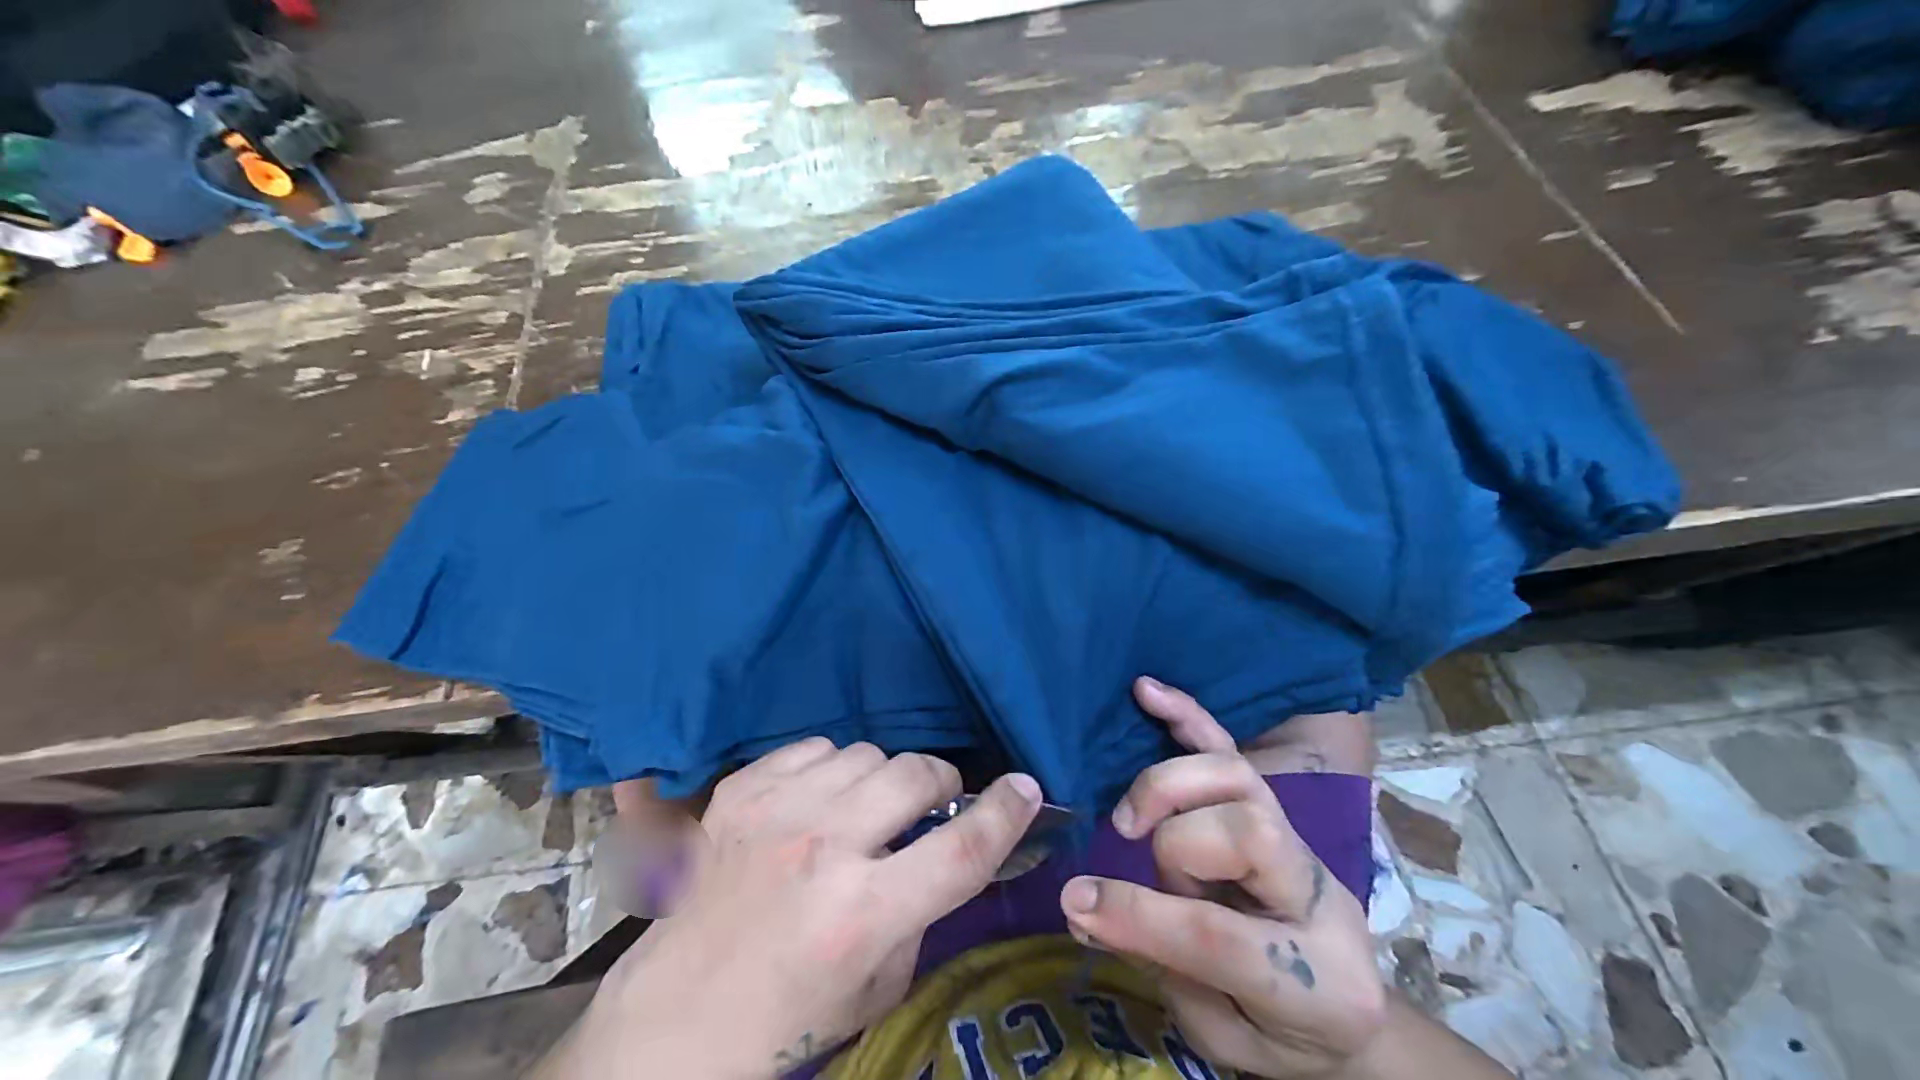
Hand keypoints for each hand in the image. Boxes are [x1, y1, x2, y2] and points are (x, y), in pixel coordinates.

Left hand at [549, 739, 1042, 1078]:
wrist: (672, 1020)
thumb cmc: (785, 1022)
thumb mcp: (879, 987)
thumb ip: (921, 910)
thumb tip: (947, 849)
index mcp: (862, 915)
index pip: (962, 848)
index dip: (1006, 812)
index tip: (1027, 788)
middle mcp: (821, 850)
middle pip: (915, 775)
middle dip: (942, 785)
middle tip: (936, 805)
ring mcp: (774, 813)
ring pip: (867, 753)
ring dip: (884, 780)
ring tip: (868, 810)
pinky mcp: (739, 794)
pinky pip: (815, 747)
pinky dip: (831, 769)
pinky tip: (819, 802)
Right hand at [1061, 678, 1386, 1077]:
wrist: (1343, 1005)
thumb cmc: (1278, 1033)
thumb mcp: (1222, 1037)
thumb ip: (1162, 969)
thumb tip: (1083, 908)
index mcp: (1316, 982)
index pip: (1221, 935)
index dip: (1138, 913)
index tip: (1075, 899)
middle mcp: (1316, 895)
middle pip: (1245, 832)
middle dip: (1175, 845)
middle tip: (1139, 865)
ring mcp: (1299, 840)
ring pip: (1238, 778)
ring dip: (1172, 785)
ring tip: (1134, 814)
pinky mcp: (1274, 808)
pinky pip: (1231, 750)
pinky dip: (1187, 718)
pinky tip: (1147, 691)